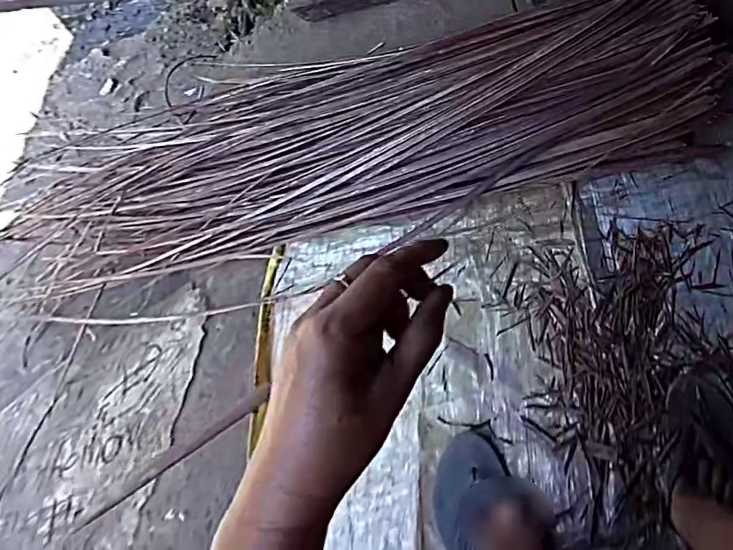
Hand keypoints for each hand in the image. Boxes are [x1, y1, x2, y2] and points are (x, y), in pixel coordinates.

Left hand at [218, 241, 452, 546]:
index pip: (382, 270)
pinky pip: (340, 305)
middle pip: (366, 270)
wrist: (288, 485)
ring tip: (402, 335)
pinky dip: (367, 310)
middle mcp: (312, 318)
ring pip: (354, 286)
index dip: (417, 253)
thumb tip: (444, 293)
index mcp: (335, 327)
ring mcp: (301, 328)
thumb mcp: (395, 386)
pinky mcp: (300, 340)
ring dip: (386, 296)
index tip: (444, 248)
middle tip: (429, 301)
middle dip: (403, 276)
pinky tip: (380, 342)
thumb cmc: (343, 443)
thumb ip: (424, 333)